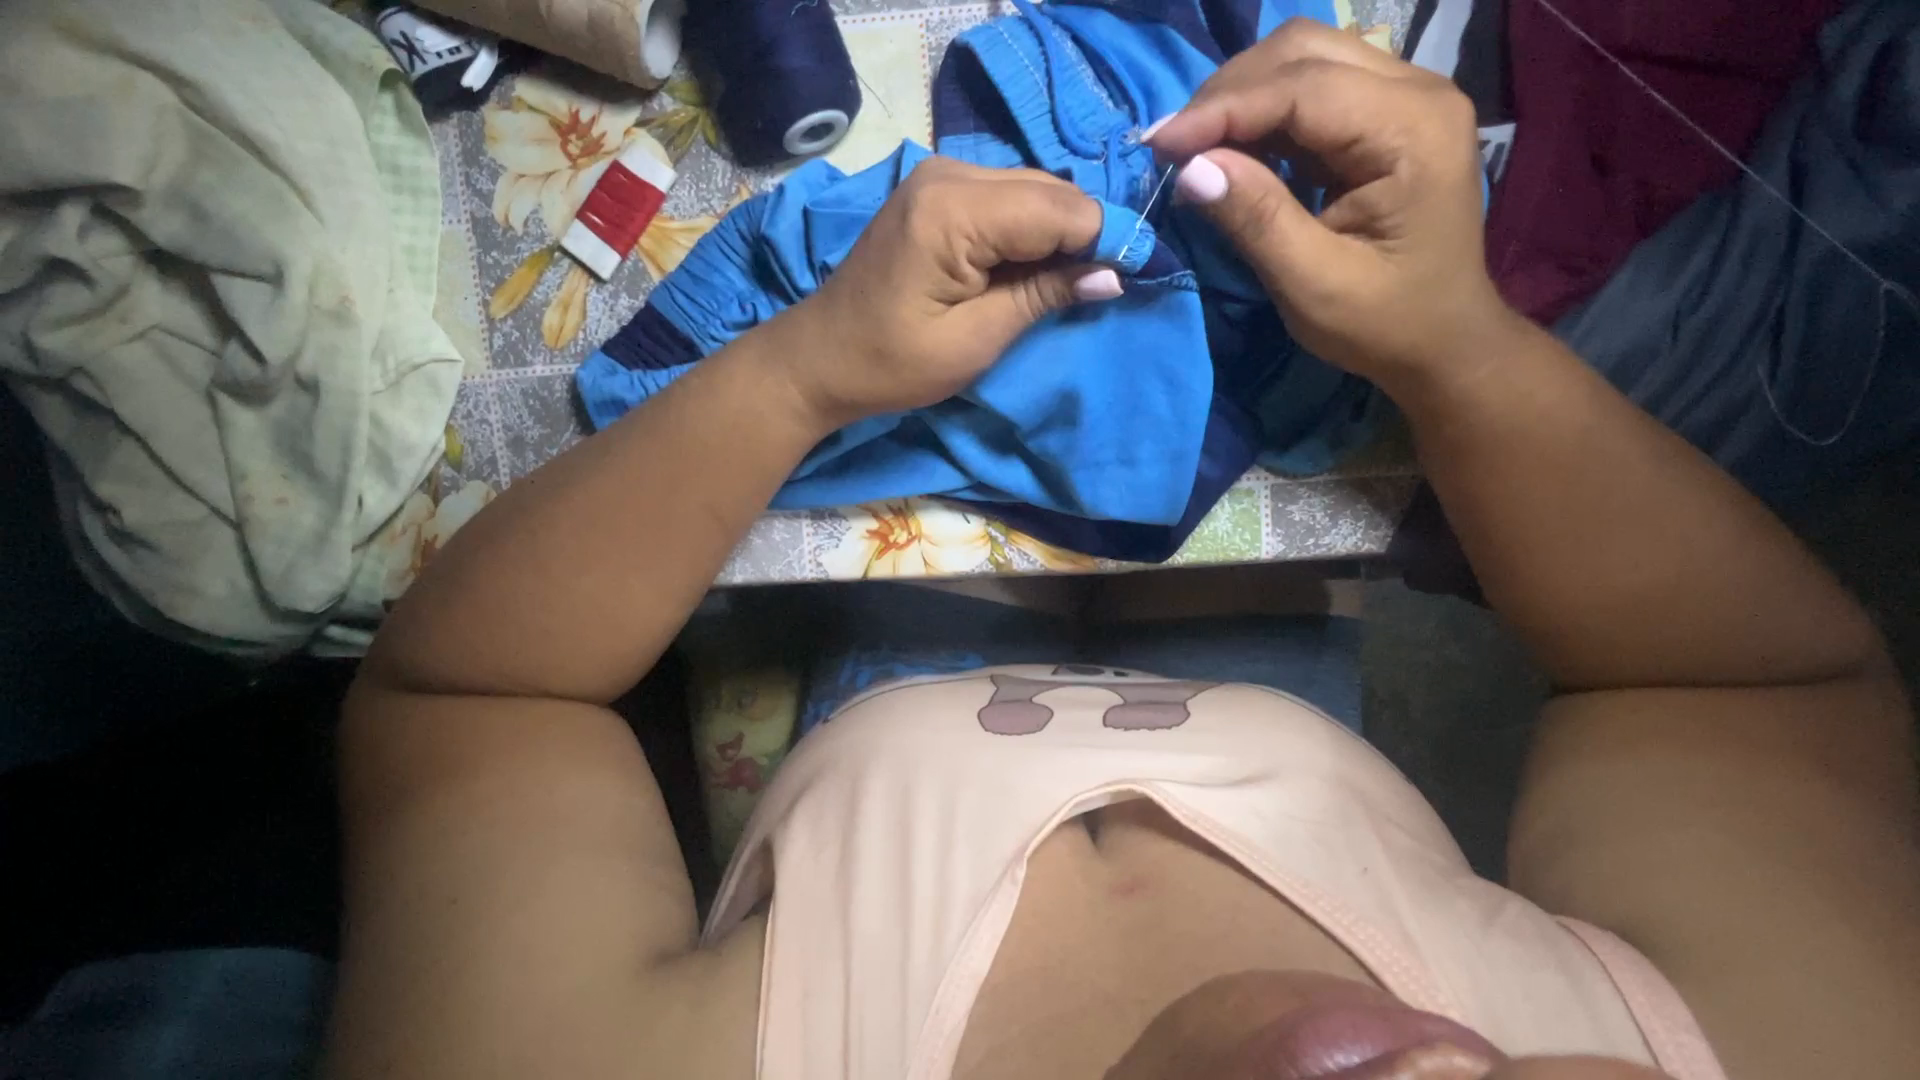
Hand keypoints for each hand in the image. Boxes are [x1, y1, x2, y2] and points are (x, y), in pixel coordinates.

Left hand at [766, 156, 1116, 428]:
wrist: (820, 358)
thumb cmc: (891, 363)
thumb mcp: (975, 341)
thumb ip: (1043, 296)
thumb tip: (1114, 273)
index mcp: (954, 209)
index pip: (1059, 208)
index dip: (1108, 239)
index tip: (1145, 272)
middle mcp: (948, 172)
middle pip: (1049, 190)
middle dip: (1087, 234)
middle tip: (1115, 281)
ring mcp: (939, 175)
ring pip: (1032, 190)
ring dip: (1060, 232)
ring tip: (1079, 279)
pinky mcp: (936, 191)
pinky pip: (1006, 199)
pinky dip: (1031, 229)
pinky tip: (1039, 265)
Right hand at [1146, 19, 1517, 388]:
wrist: (1441, 341)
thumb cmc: (1384, 323)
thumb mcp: (1313, 285)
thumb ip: (1256, 220)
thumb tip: (1190, 169)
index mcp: (1411, 130)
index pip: (1302, 88)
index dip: (1223, 109)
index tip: (1159, 145)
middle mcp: (1416, 93)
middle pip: (1304, 51)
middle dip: (1228, 92)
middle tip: (1174, 147)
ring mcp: (1403, 99)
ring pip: (1304, 60)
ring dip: (1241, 97)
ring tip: (1195, 148)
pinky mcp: (1383, 117)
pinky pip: (1311, 91)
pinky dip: (1261, 114)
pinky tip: (1231, 150)